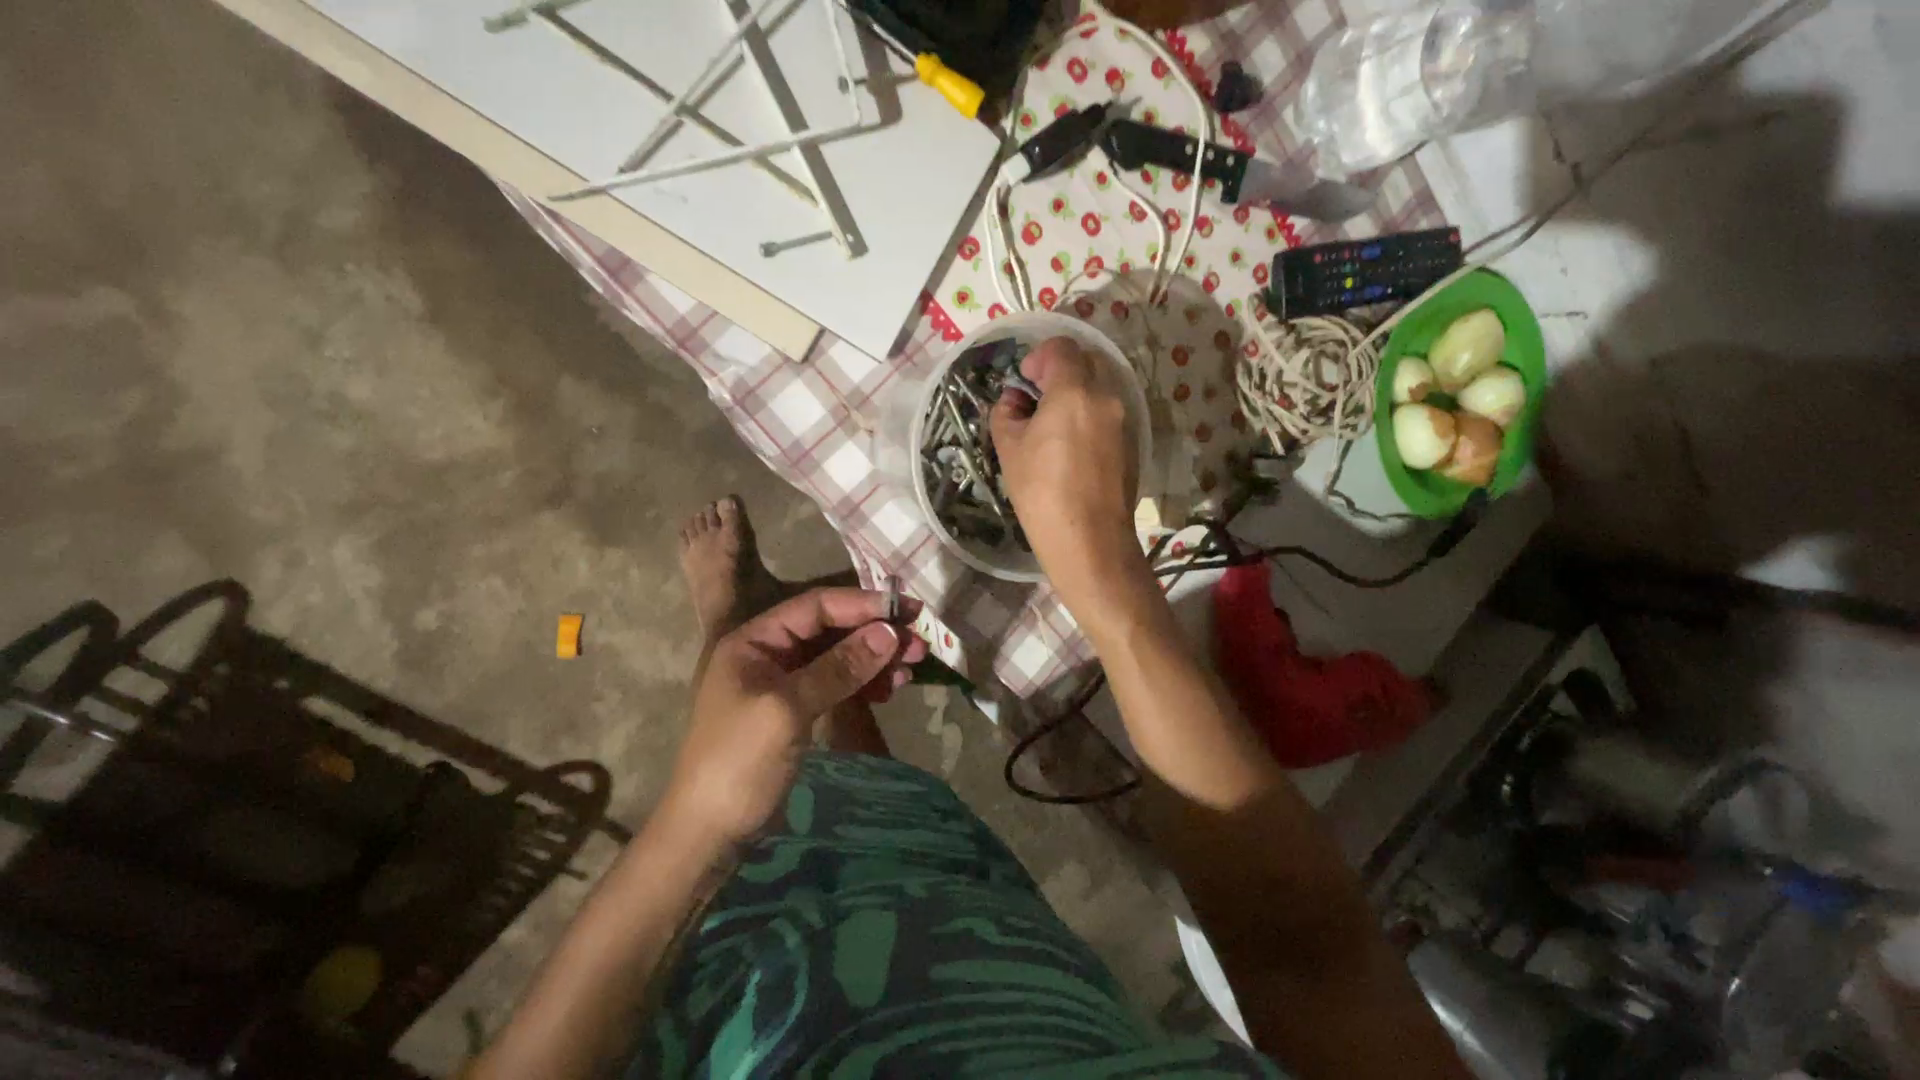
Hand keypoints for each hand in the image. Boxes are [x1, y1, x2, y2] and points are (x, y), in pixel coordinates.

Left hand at [660, 587, 926, 846]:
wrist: (711, 829)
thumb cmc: (740, 760)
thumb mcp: (789, 708)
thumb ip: (839, 667)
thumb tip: (888, 632)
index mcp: (754, 641)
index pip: (815, 606)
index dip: (861, 604)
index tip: (906, 610)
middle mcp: (769, 654)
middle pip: (831, 630)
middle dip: (875, 633)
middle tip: (919, 643)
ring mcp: (784, 684)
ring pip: (839, 657)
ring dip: (876, 659)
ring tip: (913, 667)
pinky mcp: (798, 711)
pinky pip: (838, 684)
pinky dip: (865, 684)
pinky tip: (892, 688)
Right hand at [990, 337, 1142, 592]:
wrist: (1089, 540)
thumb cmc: (1041, 492)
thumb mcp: (1009, 449)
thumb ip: (1007, 414)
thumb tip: (1014, 402)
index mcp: (1074, 391)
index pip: (1062, 347)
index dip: (1039, 355)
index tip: (1025, 379)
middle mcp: (1106, 397)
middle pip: (1087, 361)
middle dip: (1060, 370)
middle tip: (1037, 396)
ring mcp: (1124, 420)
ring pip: (1101, 386)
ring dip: (1076, 392)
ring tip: (1051, 423)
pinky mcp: (1132, 443)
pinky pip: (1109, 413)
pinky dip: (1090, 414)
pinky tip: (1070, 444)